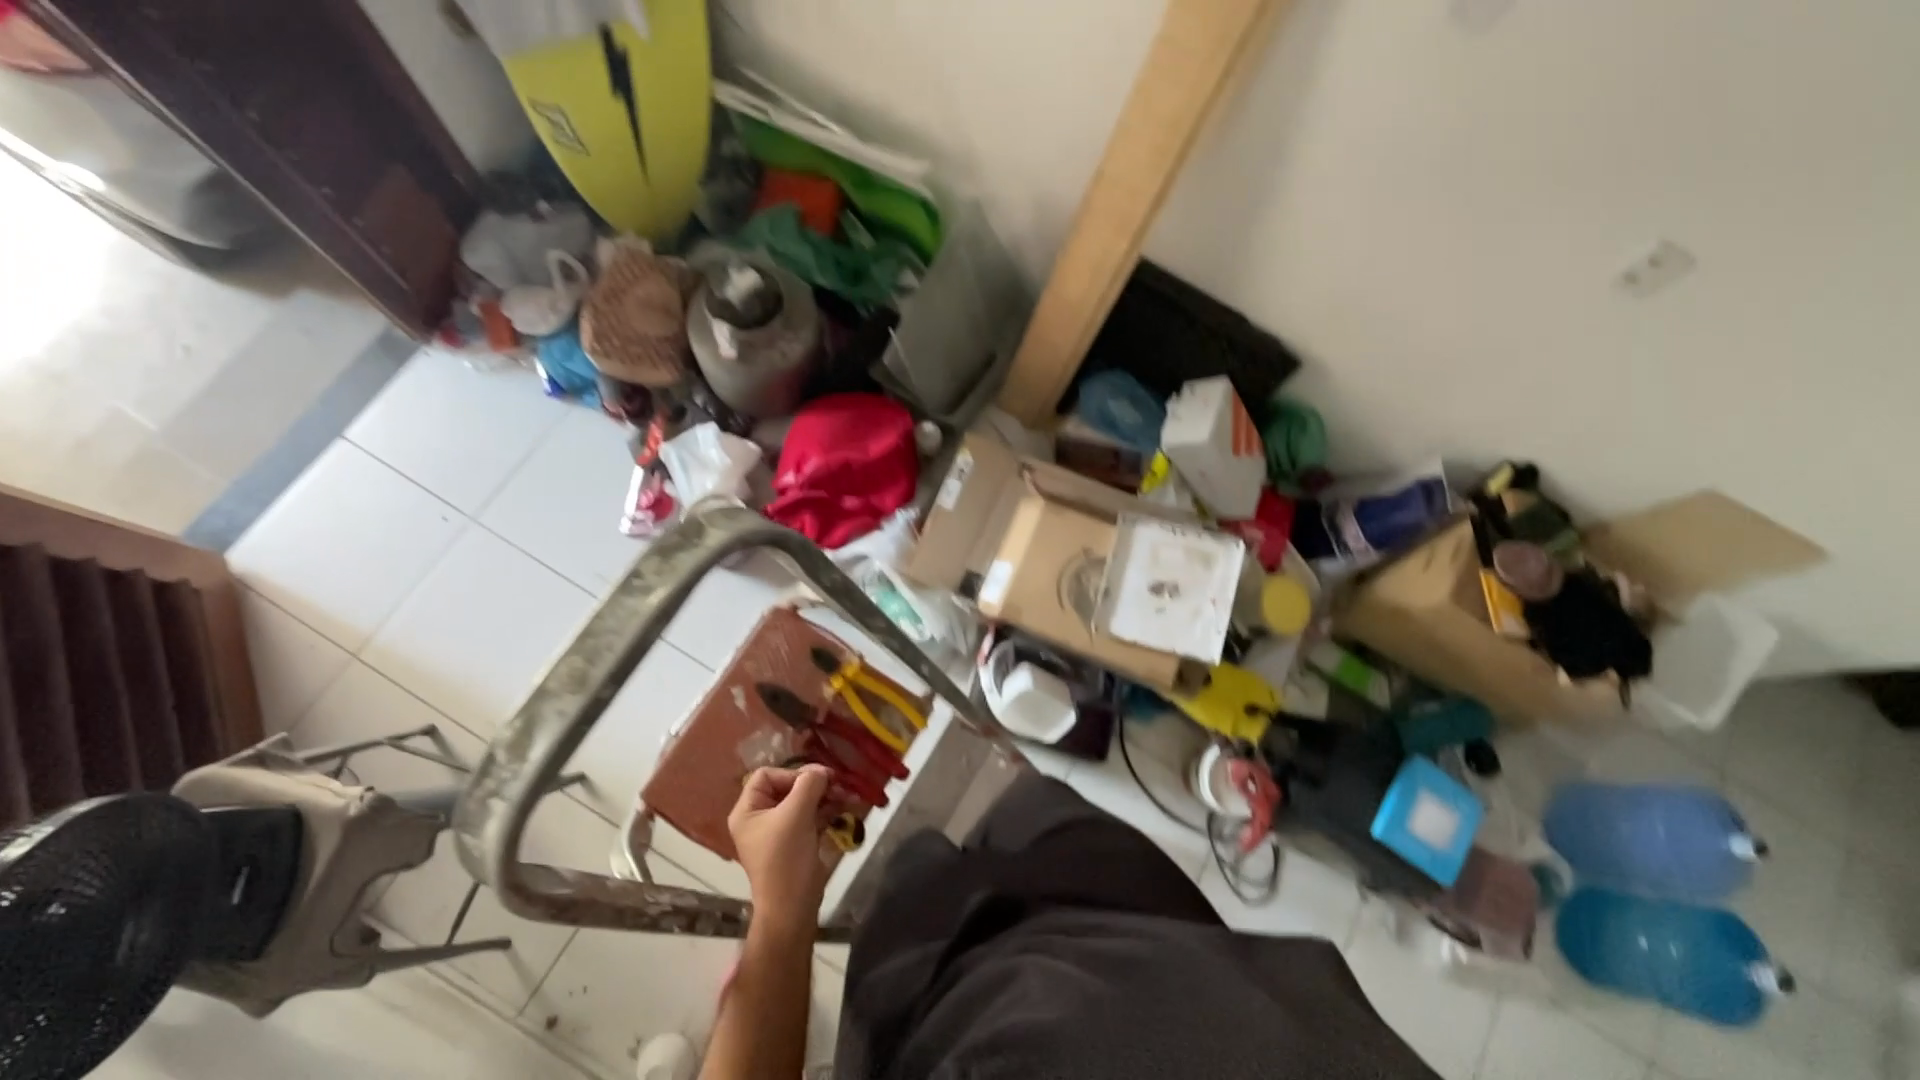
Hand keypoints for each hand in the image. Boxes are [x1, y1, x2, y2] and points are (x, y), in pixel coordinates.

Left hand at [729, 765, 832, 932]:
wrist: (793, 907)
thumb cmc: (786, 858)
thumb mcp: (796, 814)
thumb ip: (808, 785)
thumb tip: (822, 771)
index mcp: (747, 810)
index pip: (767, 775)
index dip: (792, 774)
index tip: (817, 780)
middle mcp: (760, 817)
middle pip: (787, 787)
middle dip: (814, 784)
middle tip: (839, 784)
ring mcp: (779, 830)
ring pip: (803, 801)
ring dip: (825, 795)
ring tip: (848, 794)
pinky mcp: (797, 841)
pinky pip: (811, 816)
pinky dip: (827, 810)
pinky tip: (845, 806)